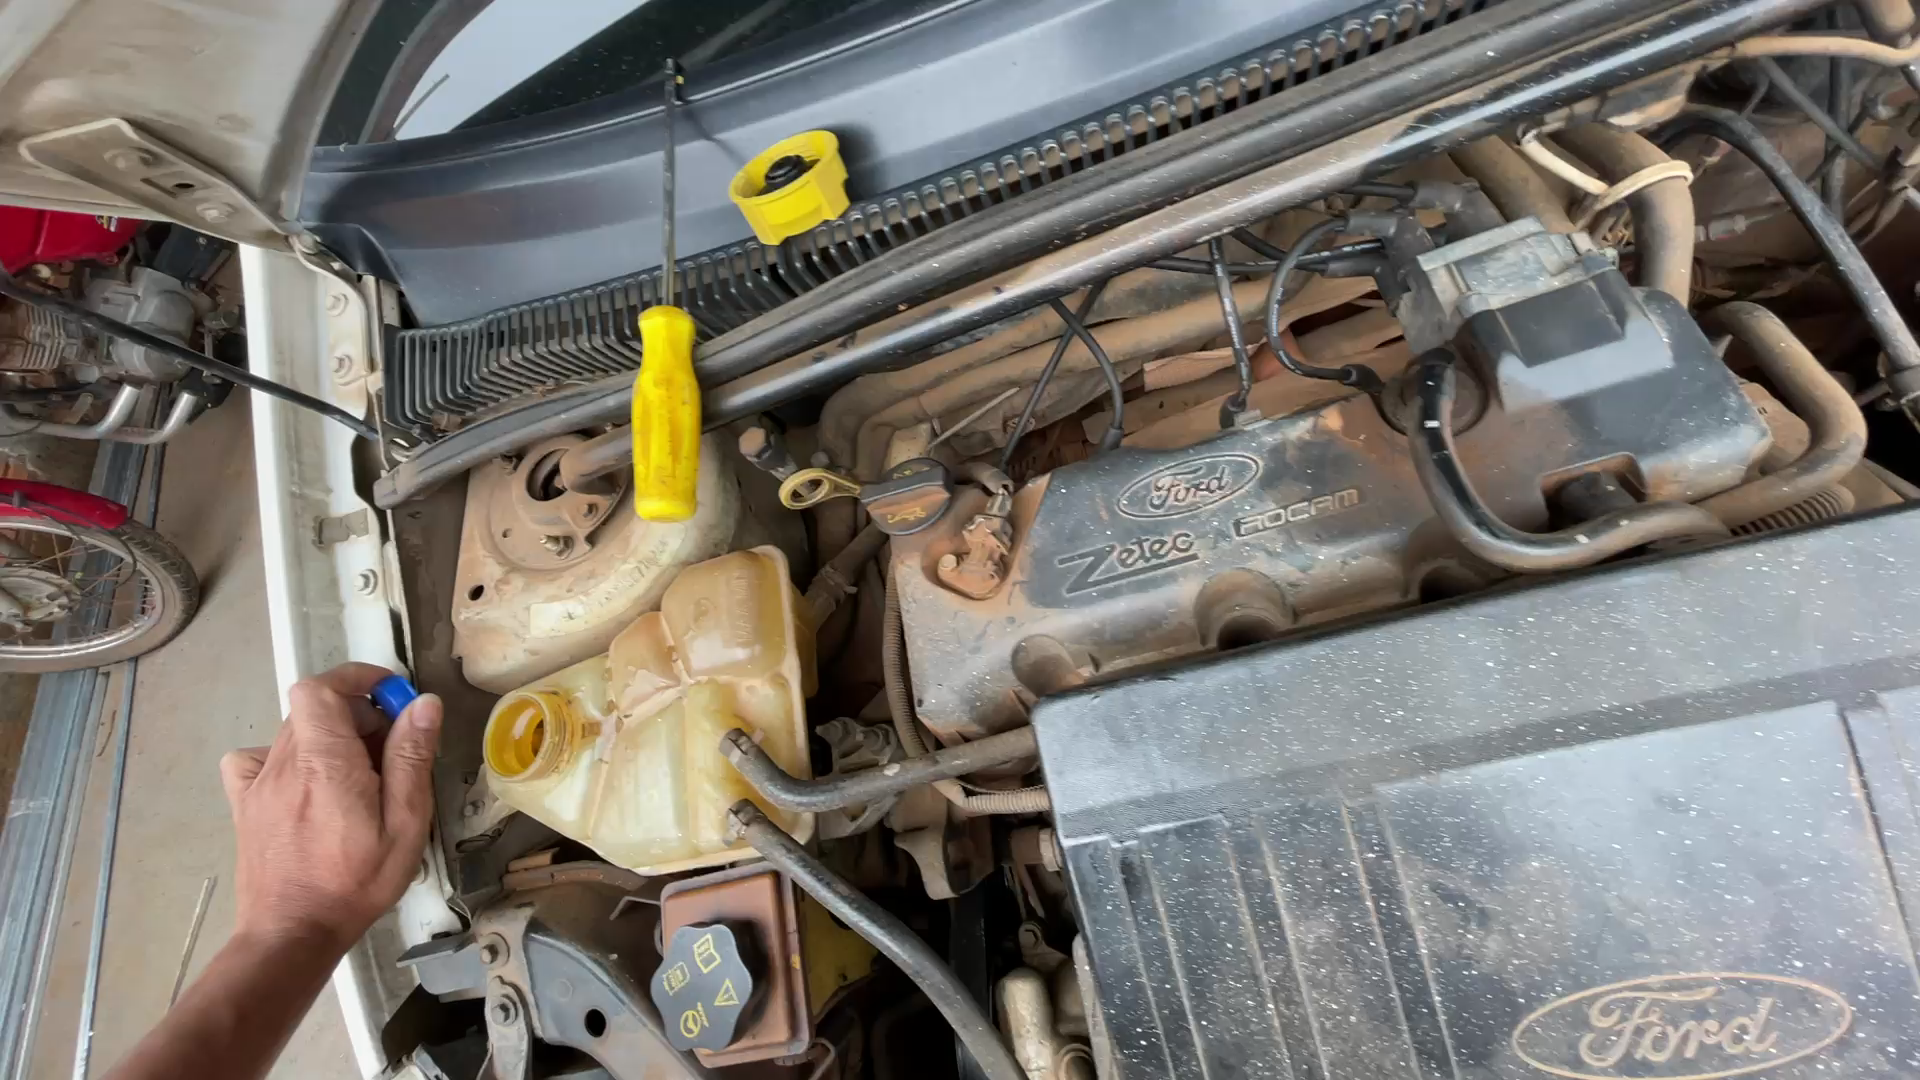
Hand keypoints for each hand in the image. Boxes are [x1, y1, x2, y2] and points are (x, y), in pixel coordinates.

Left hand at [219, 663, 442, 950]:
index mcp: (324, 765)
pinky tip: (310, 779)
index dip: (357, 678)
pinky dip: (289, 753)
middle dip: (360, 712)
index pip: (319, 689)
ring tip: (361, 771)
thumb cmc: (358, 878)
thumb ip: (412, 756)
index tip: (395, 696)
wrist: (291, 935)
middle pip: (314, 708)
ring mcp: (256, 786)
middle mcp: (282, 766)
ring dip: (333, 734)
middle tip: (395, 748)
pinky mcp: (245, 805)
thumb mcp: (406, 818)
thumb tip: (422, 703)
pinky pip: (257, 757)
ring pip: (294, 731)